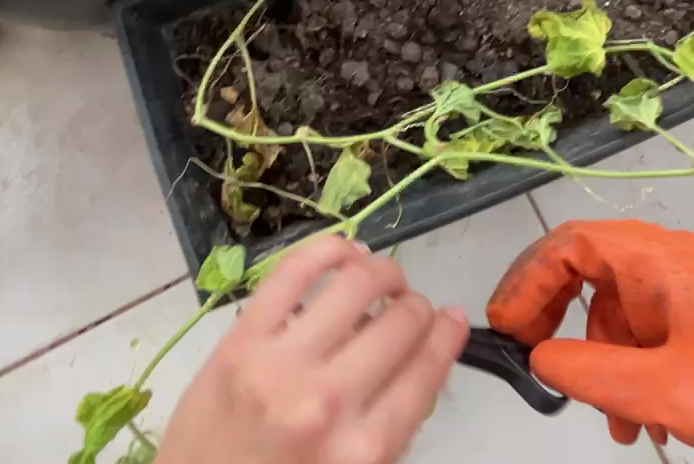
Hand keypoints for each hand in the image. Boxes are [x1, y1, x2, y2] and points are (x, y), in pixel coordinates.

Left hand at [156, 236, 468, 463]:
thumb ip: (385, 428)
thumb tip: (415, 359)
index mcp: (363, 452)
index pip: (425, 371)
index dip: (447, 336)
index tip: (452, 318)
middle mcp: (330, 402)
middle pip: (400, 323)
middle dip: (417, 306)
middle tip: (410, 306)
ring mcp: (282, 362)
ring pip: (358, 284)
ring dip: (384, 272)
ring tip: (384, 277)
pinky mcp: (242, 337)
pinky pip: (296, 271)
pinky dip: (330, 249)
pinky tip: (346, 250)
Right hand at [488, 220, 693, 463]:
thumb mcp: (668, 390)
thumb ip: (591, 372)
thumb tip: (539, 357)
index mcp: (656, 258)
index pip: (568, 245)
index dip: (527, 282)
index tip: (508, 333)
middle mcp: (668, 261)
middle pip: (587, 273)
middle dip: (556, 320)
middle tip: (536, 367)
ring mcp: (692, 290)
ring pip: (618, 310)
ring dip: (599, 358)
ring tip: (611, 423)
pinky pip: (651, 333)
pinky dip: (634, 369)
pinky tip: (648, 423)